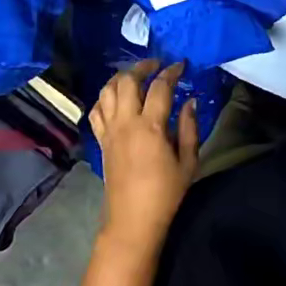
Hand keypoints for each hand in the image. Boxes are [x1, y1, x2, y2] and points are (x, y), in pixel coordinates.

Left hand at [89, 60, 198, 250]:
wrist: (133, 220)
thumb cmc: (166, 193)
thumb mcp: (188, 162)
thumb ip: (189, 128)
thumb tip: (189, 101)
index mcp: (150, 127)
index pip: (159, 87)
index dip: (171, 72)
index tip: (180, 65)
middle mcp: (125, 122)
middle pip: (127, 81)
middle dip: (142, 67)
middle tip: (156, 65)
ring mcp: (109, 130)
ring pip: (107, 91)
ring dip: (120, 78)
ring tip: (135, 76)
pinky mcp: (101, 140)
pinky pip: (96, 110)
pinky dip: (104, 98)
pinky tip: (115, 99)